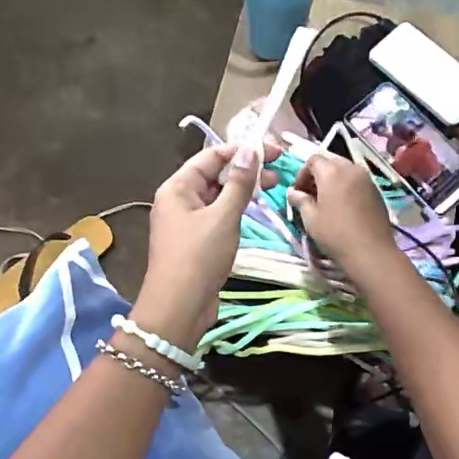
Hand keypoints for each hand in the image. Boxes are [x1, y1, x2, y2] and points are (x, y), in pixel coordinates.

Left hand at [136, 139, 280, 347]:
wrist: (179, 308)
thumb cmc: (199, 258)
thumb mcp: (223, 217)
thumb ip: (239, 183)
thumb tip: (250, 150)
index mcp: (178, 187)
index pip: (212, 156)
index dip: (243, 150)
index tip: (274, 150)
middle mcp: (179, 200)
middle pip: (215, 175)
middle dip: (246, 170)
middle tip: (280, 170)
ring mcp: (187, 222)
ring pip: (218, 197)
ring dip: (244, 190)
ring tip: (275, 187)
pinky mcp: (196, 242)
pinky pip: (218, 216)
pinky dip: (236, 210)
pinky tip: (256, 210)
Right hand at [286, 153, 398, 275]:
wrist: (371, 251)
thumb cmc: (335, 234)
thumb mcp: (311, 218)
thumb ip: (300, 200)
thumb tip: (293, 192)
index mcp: (332, 171)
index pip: (313, 160)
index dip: (302, 173)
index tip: (299, 192)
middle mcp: (351, 168)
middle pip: (331, 161)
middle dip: (318, 174)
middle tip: (311, 194)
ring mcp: (367, 178)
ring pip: (346, 169)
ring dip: (333, 179)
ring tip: (327, 200)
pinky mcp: (376, 190)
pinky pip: (357, 180)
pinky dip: (347, 186)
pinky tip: (344, 205)